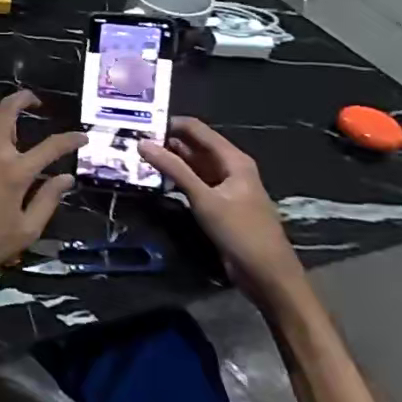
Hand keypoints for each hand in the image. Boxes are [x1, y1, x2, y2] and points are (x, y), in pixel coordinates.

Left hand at [0, 91, 84, 291]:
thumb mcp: (26, 231)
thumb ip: (48, 200)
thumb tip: (66, 177)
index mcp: (16, 172)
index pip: (51, 146)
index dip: (70, 139)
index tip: (81, 137)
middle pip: (9, 108)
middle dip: (26, 99)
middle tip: (36, 103)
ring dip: (2, 116)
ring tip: (9, 130)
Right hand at [139, 117, 302, 298]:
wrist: (269, 276)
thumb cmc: (241, 232)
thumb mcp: (205, 199)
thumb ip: (174, 170)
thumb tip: (143, 143)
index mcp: (233, 159)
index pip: (197, 129)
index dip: (170, 124)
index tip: (141, 125)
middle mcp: (230, 167)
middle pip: (195, 146)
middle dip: (167, 142)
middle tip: (133, 141)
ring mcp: (225, 186)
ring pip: (193, 165)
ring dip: (170, 161)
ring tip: (139, 157)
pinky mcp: (220, 204)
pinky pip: (195, 183)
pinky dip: (178, 179)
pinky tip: (157, 179)